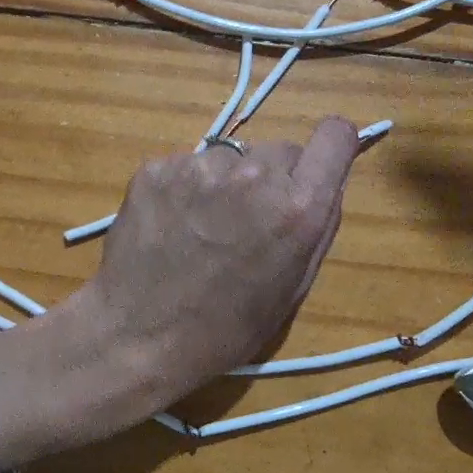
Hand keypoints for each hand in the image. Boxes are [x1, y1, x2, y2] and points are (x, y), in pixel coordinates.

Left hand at [82, 117, 358, 412]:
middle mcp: (254, 174)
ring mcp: (200, 167)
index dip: (331, 149)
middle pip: (280, 150)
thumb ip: (317, 228)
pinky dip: (185, 189)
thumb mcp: (292, 290)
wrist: (137, 336)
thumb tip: (326, 183)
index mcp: (298, 208)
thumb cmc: (225, 329)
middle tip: (247, 223)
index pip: (335, 136)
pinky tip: (172, 227)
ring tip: (202, 230)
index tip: (317, 169)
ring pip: (231, 158)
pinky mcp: (157, 168)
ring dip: (225, 184)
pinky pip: (187, 166)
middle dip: (273, 180)